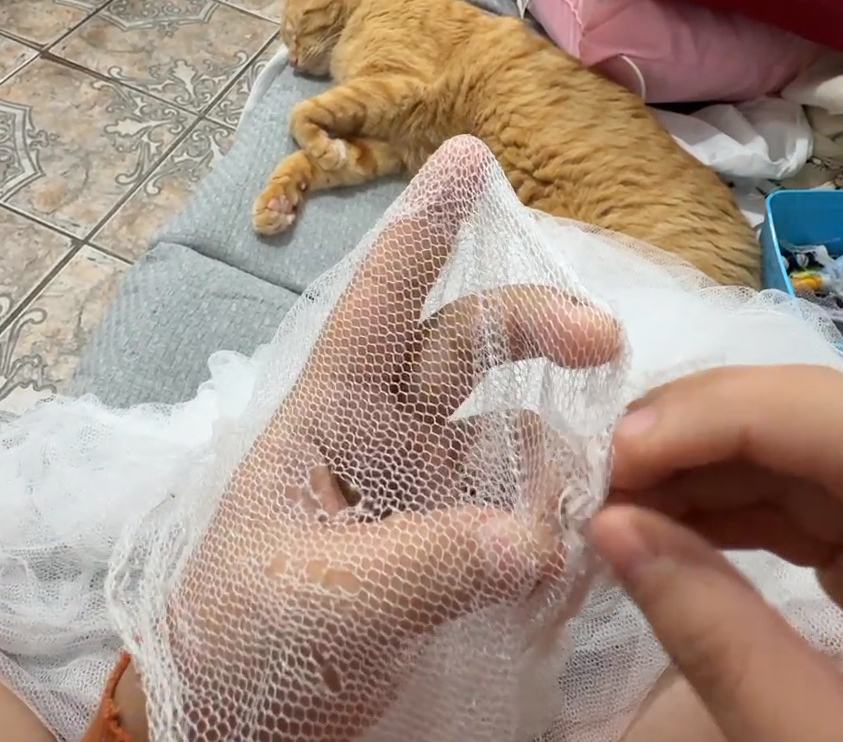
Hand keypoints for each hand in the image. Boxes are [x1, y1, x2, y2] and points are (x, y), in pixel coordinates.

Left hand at [142, 137, 622, 741]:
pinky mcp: (455, 541)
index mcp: (331, 410)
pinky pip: (524, 511)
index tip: (468, 156)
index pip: (380, 298)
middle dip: (534, 326)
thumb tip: (538, 540)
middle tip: (605, 341)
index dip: (422, 223)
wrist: (237, 717)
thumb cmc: (240, 635)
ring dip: (551, 468)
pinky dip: (552, 530)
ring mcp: (425, 485)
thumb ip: (426, 562)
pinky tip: (554, 573)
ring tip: (556, 539)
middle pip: (469, 344)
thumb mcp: (319, 596)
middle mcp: (385, 431)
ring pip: (514, 436)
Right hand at [588, 366, 842, 741]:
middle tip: (601, 469)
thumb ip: (725, 648)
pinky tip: (666, 512)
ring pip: (816, 445)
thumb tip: (610, 524)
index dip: (741, 416)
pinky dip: (729, 495)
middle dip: (706, 429)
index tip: (624, 448)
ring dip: (704, 458)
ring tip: (617, 493)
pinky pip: (813, 492)